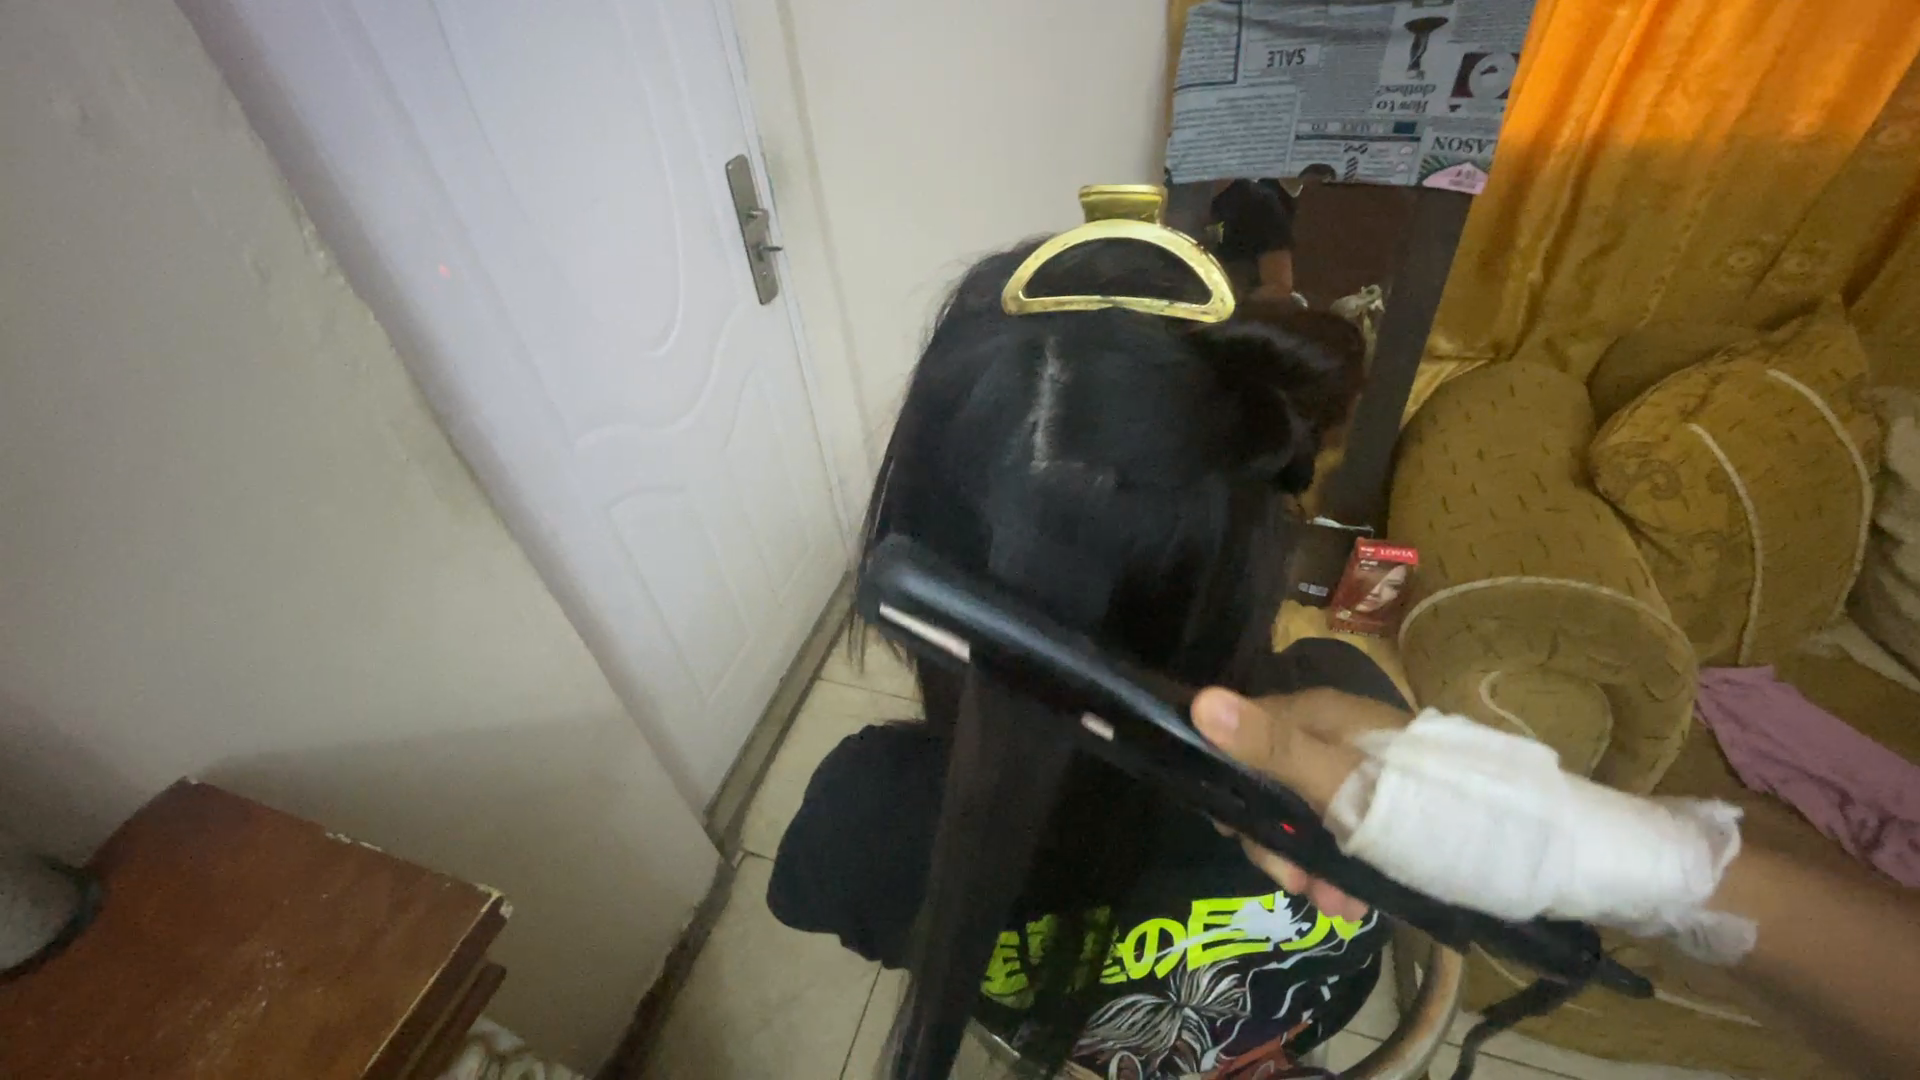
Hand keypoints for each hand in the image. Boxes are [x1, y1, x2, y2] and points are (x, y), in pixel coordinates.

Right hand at [1191, 687, 1411, 920]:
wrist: (1547, 852)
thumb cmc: (1432, 813)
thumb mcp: (1342, 785)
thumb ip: (1270, 747)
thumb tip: (1197, 699)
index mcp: (1312, 716)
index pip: (1235, 736)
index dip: (1225, 785)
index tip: (1239, 836)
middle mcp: (1326, 734)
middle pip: (1262, 782)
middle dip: (1272, 839)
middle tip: (1296, 885)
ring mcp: (1351, 769)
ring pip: (1296, 814)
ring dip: (1304, 863)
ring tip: (1337, 909)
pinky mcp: (1375, 803)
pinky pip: (1331, 831)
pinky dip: (1333, 866)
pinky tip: (1352, 901)